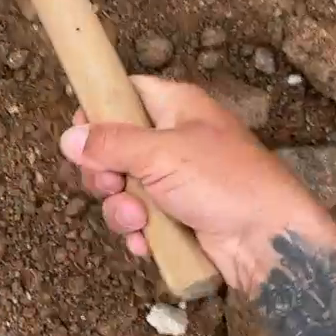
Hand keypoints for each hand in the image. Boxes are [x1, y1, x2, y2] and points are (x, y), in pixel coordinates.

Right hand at [59, 77, 335, 291]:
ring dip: (122, 210)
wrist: (267, 240)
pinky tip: (147, 243)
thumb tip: (68, 137)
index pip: (126, 92)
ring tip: (140, 221)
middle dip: (105, 174)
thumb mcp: (161, 155)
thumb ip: (111, 144)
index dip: (99, 111)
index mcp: (176, 107)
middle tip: (112, 185)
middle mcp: (172, 139)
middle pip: (113, 147)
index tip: (81, 137)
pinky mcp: (175, 216)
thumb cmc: (225, 182)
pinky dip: (139, 233)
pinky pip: (139, 220)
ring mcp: (173, 180)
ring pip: (122, 189)